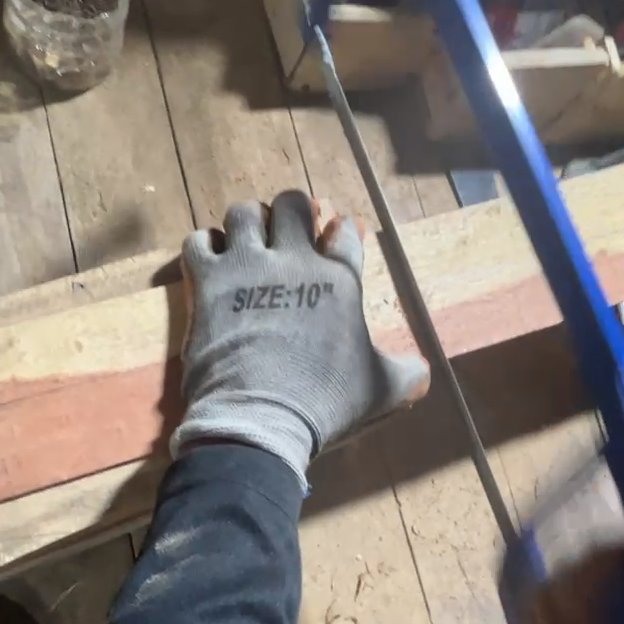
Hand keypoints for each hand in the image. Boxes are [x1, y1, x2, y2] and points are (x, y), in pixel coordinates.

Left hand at [170, 191, 429, 487]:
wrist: (260, 420)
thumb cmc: (324, 405)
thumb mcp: (381, 391)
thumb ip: (406, 373)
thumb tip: (425, 372)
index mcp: (339, 279)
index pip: (344, 232)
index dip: (340, 232)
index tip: (334, 239)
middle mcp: (294, 261)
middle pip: (292, 203)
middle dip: (290, 215)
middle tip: (284, 240)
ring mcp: (247, 267)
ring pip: (242, 213)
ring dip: (245, 226)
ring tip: (244, 248)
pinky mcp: (208, 282)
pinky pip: (198, 241)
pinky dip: (203, 248)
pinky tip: (209, 266)